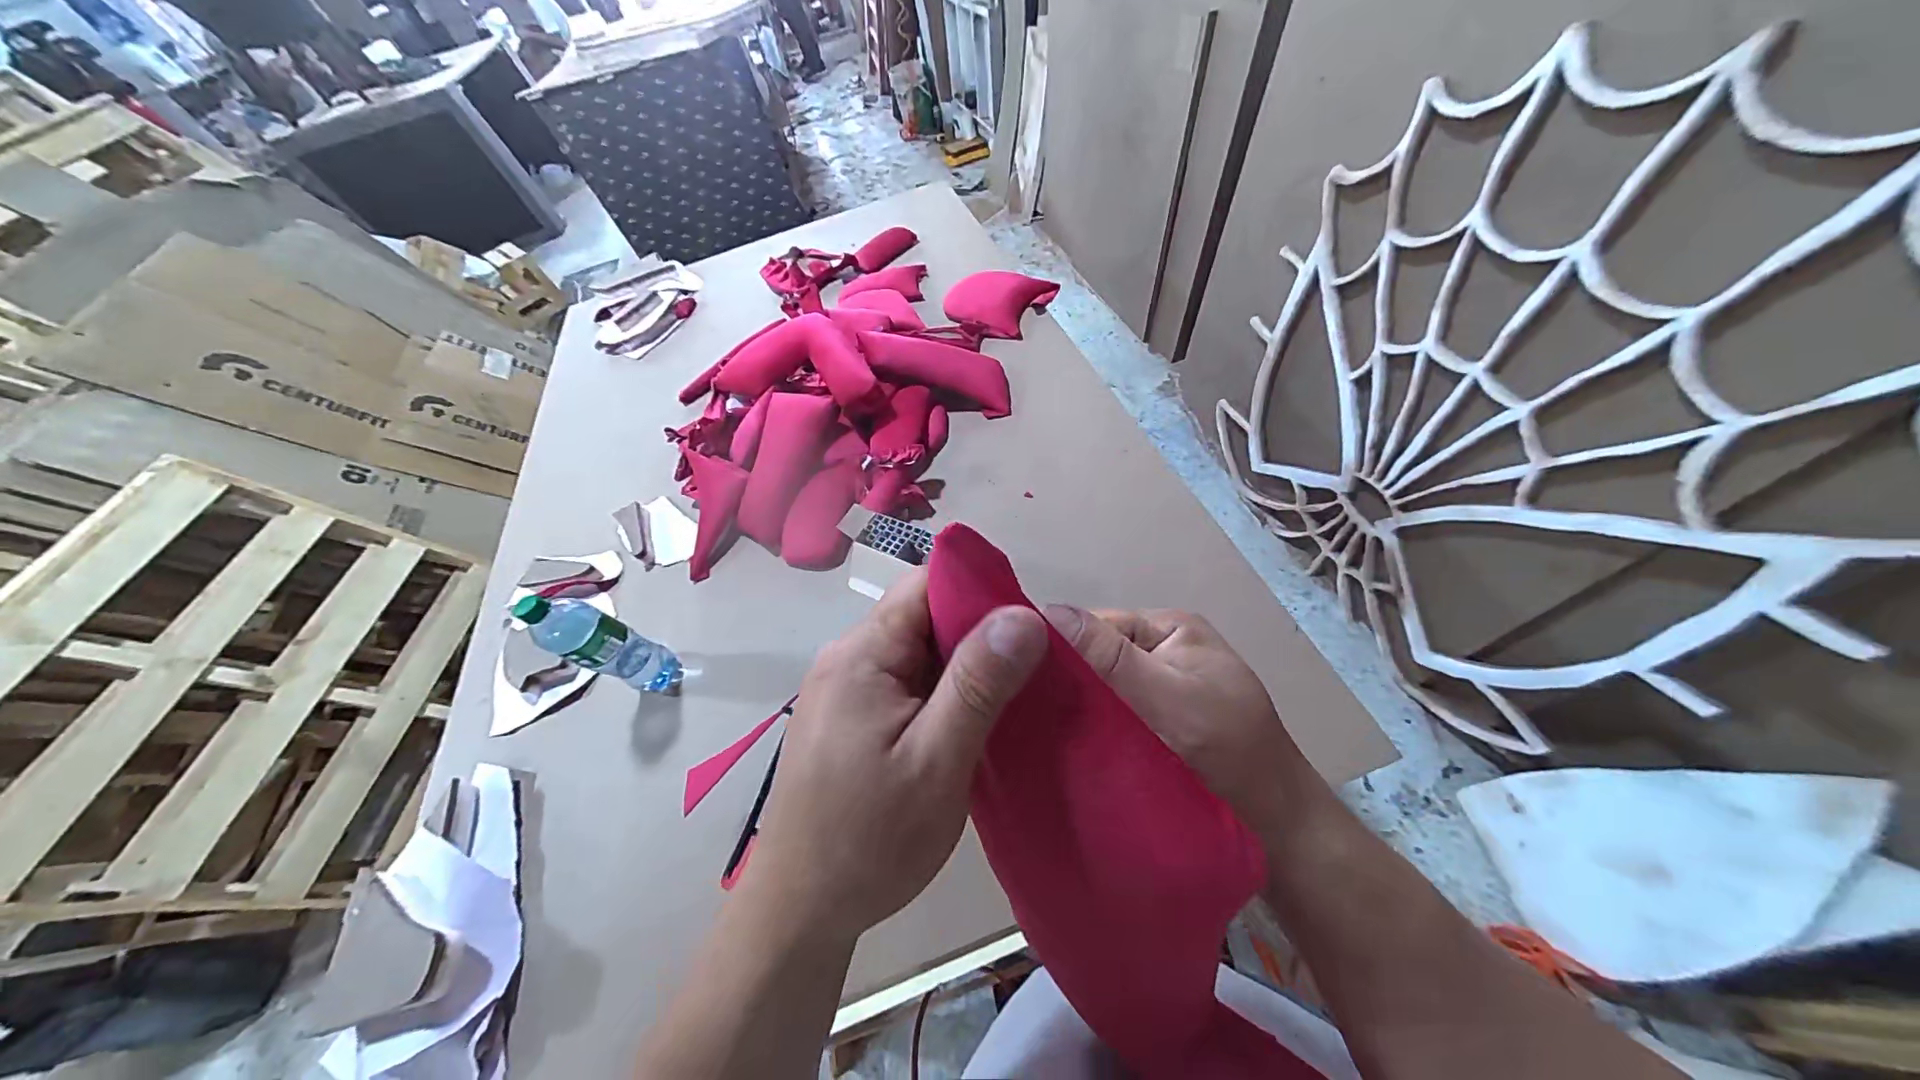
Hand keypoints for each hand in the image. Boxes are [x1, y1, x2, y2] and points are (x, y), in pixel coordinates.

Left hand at [746, 569, 1047, 939]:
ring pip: (918, 652)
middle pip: (923, 616)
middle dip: (979, 634)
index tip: (1031, 625)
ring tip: (1011, 698)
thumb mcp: (936, 761)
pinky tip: (972, 722)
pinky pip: (906, 683)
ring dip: (964, 668)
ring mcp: (845, 689)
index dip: (981, 592)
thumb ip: (978, 684)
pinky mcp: (850, 718)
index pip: (927, 584)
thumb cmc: (869, 839)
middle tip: (1031, 670)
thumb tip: (1023, 613)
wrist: (802, 909)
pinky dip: (942, 694)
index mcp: (861, 654)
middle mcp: (847, 658)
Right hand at [1042, 605, 1310, 828]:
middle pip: (1096, 658)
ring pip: (1100, 691)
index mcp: (1169, 629)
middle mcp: (1163, 652)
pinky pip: (1111, 718)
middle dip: (1068, 684)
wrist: (1279, 826)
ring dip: (1078, 711)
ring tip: (1043, 736)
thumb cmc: (1229, 751)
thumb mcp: (1169, 696)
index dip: (1062, 652)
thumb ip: (1111, 657)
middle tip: (1030, 718)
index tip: (1024, 686)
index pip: (1096, 627)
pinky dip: (1093, 731)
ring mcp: (1160, 691)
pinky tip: (1069, 748)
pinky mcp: (1157, 726)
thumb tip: (1047, 611)